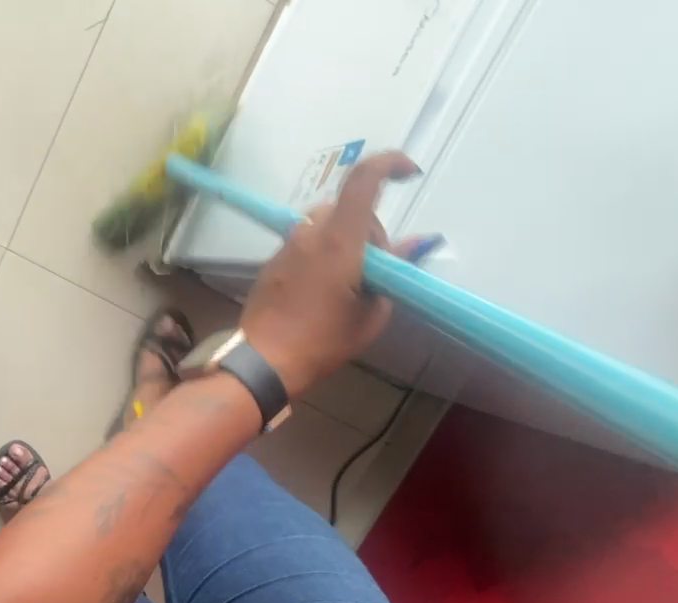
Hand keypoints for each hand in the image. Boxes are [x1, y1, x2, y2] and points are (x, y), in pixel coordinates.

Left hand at [238, 150, 419, 398]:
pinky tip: (320, 291)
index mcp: (339, 240)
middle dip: (367, 229)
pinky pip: (303, 245)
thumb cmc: (321, 343)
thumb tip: (415, 244)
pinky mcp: (270, 264)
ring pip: (322, 225)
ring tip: (346, 283)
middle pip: (345, 207)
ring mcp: (285, 247)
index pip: (364, 179)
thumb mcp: (369, 315)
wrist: (262, 363)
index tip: (408, 173)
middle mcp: (309, 234)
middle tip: (374, 271)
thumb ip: (393, 273)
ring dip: (342, 241)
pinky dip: (319, 254)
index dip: (389, 163)